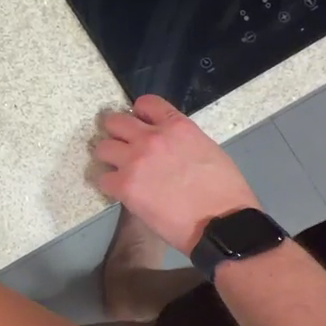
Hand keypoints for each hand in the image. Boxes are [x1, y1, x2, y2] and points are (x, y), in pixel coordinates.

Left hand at [93, 95, 260, 253]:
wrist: (220, 222)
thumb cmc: (223, 190)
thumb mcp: (207, 150)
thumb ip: (180, 140)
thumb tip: (163, 143)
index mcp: (178, 126)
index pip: (146, 103)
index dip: (139, 114)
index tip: (139, 124)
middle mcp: (151, 138)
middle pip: (114, 122)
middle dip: (117, 133)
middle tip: (124, 147)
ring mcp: (134, 161)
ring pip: (102, 148)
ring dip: (110, 158)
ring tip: (121, 169)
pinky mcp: (123, 185)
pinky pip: (102, 178)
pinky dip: (110, 184)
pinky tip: (123, 190)